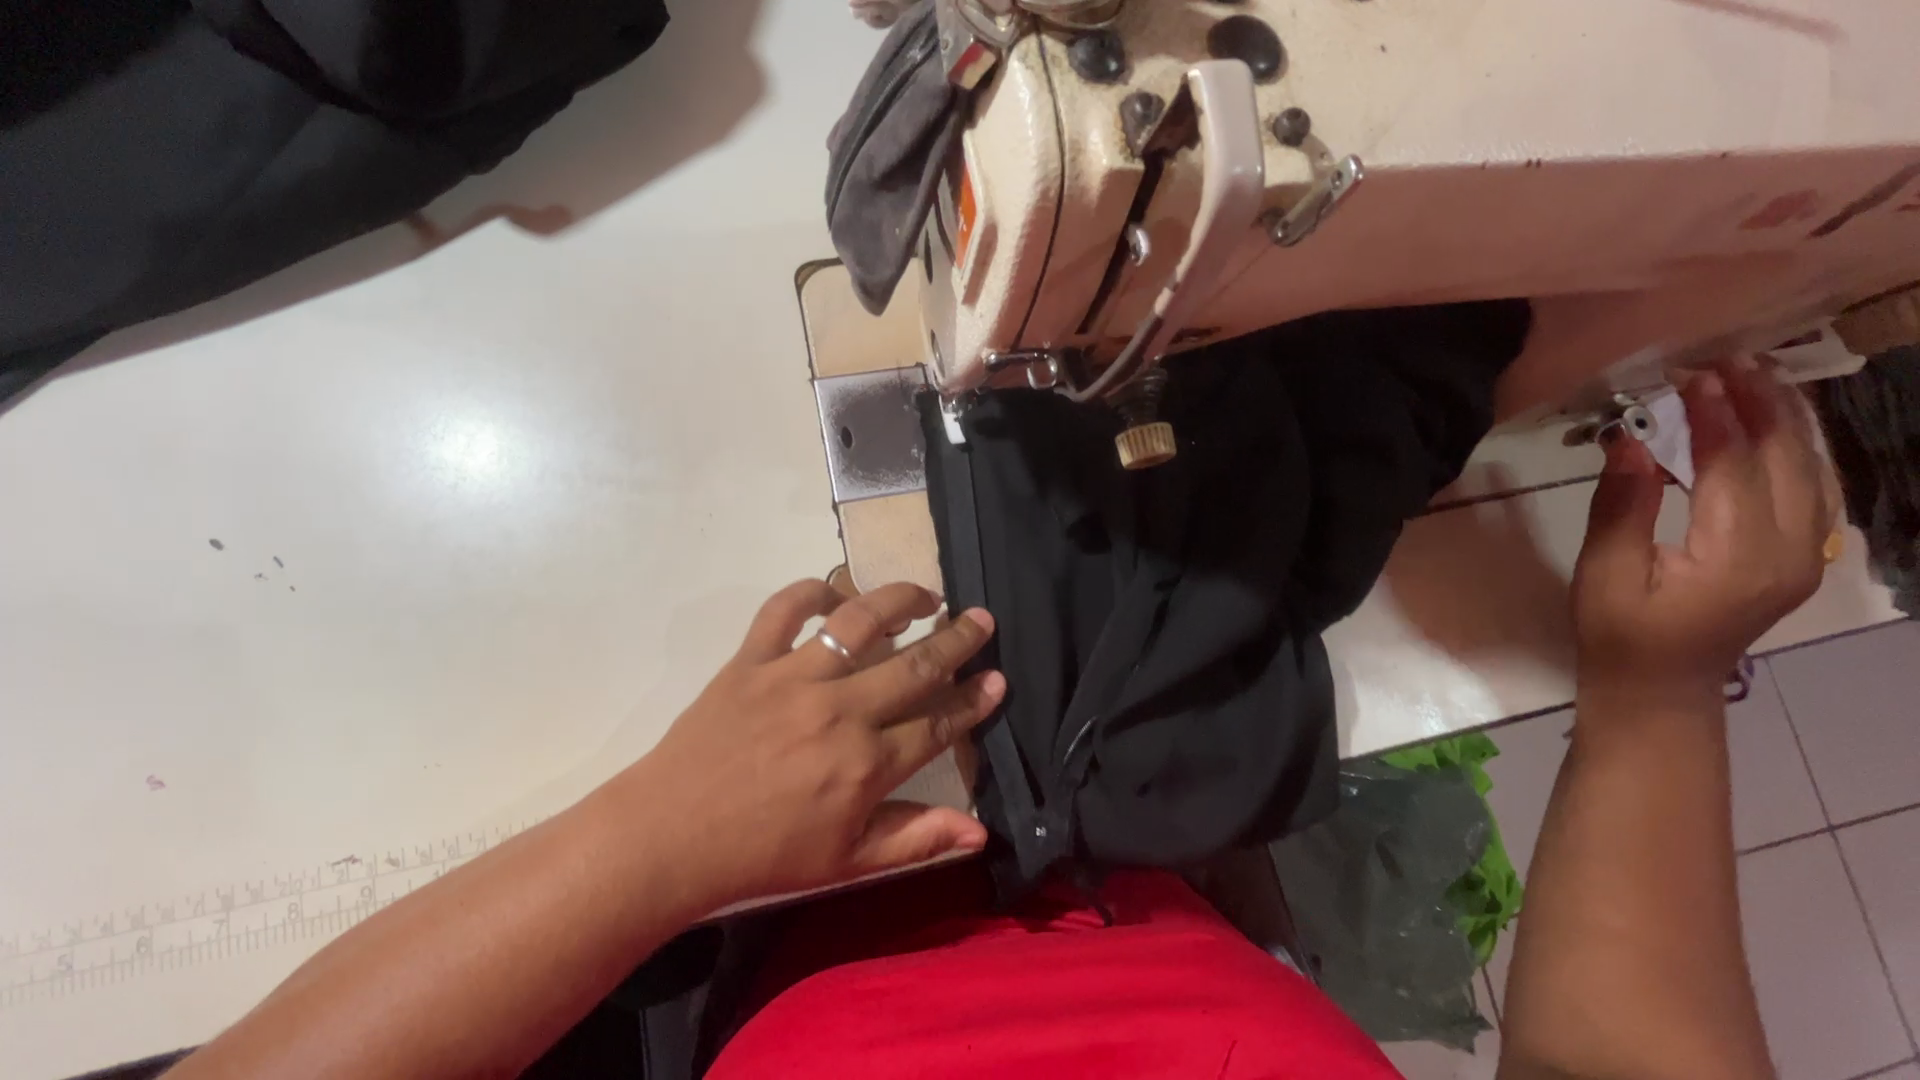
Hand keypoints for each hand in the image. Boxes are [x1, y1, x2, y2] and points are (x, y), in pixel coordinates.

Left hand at [630, 580, 1003, 908]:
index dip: (974, 700)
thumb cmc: (764, 855)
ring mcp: (792, 678)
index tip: (998, 678)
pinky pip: (783, 610)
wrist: (670, 838)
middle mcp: (839, 711)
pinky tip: (834, 595)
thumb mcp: (846, 863)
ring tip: (924, 595)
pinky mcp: (750, 661)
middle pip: (914, 664)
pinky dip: (811, 592)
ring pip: (859, 622)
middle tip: (981, 619)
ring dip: (899, 600)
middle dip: (957, 638)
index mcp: (866, 764)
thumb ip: (915, 839)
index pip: (938, 723)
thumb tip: (980, 831)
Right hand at [1572, 359, 1829, 712]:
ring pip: (1812, 466)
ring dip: (1784, 418)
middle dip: (1758, 402)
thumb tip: (1631, 439)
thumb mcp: (1605, 572)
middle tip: (1723, 359)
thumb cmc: (1618, 632)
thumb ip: (1622, 506)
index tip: (1689, 373)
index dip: (1715, 415)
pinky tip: (1773, 425)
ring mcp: (1807, 553)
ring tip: (1751, 377)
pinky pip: (1814, 486)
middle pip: (1787, 456)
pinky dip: (1795, 446)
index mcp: (1739, 555)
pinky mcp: (1802, 555)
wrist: (1659, 686)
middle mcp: (1791, 549)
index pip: (1735, 464)